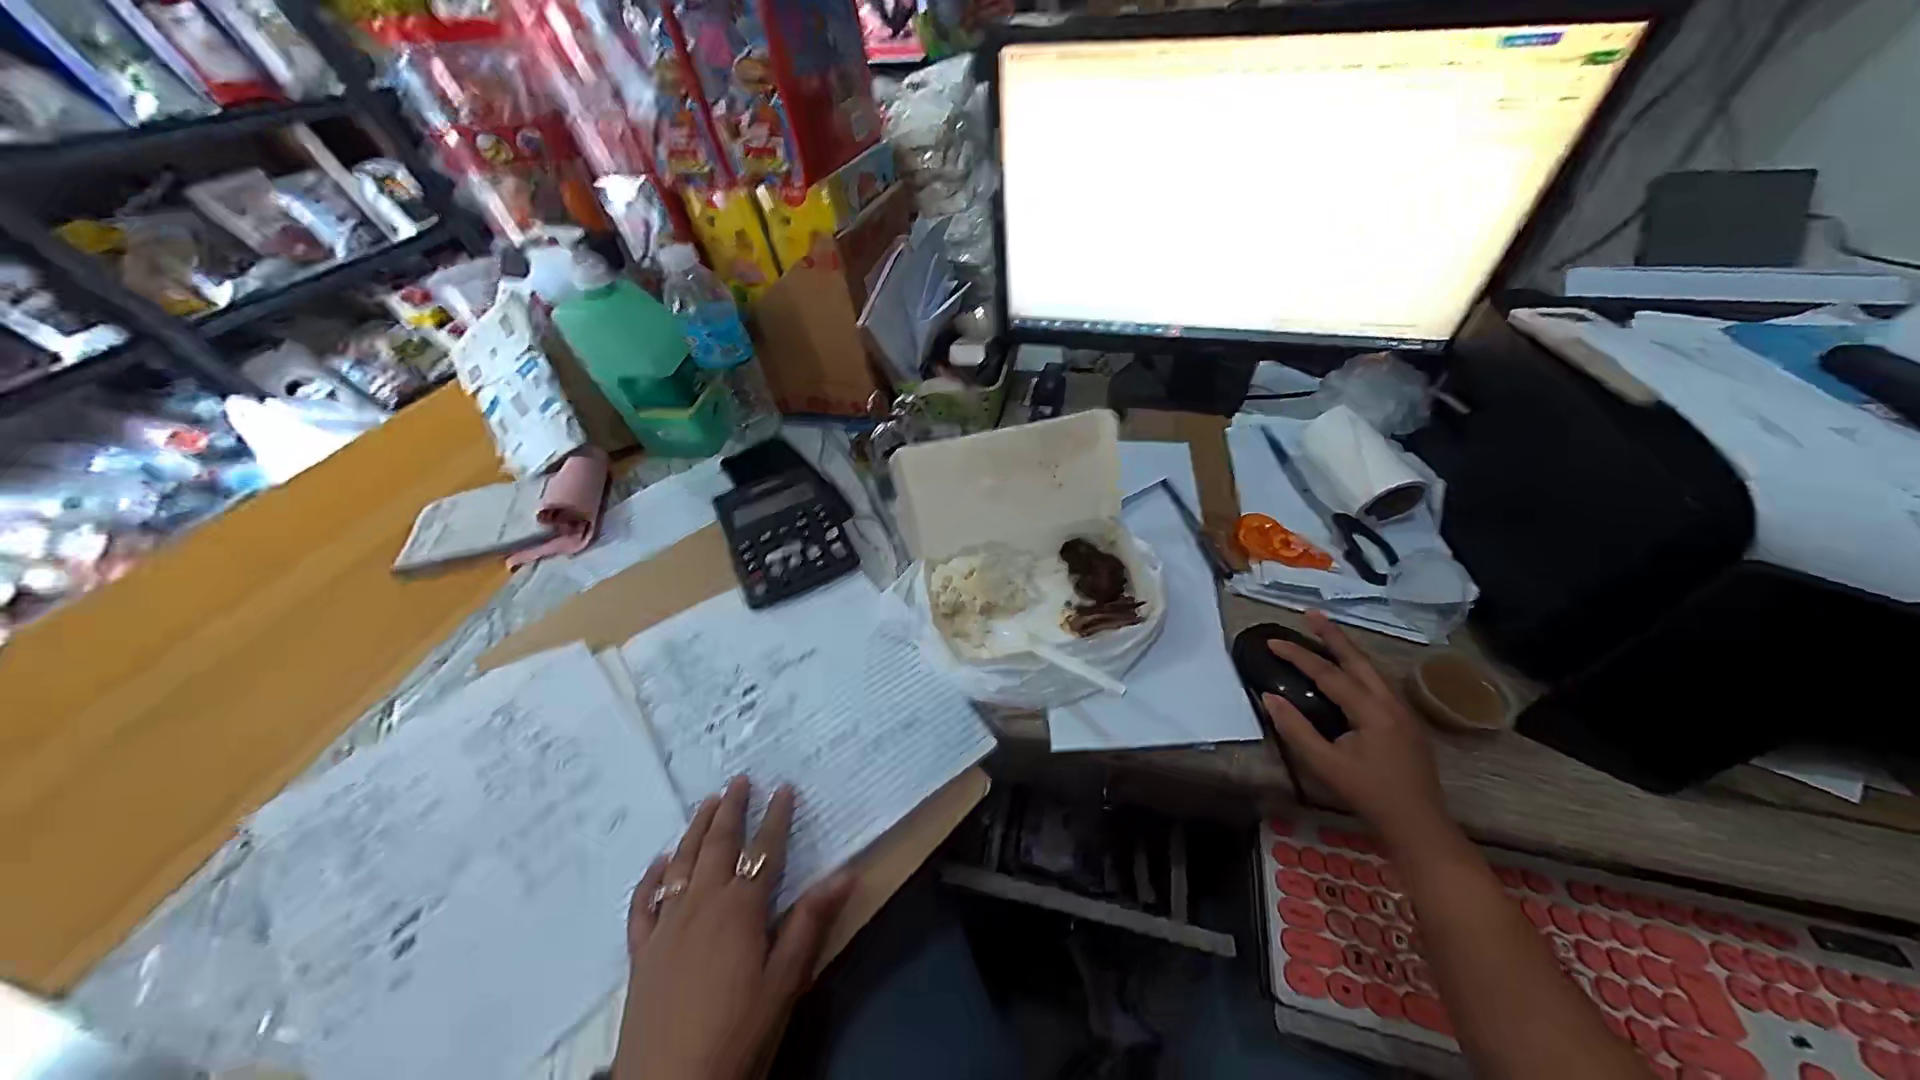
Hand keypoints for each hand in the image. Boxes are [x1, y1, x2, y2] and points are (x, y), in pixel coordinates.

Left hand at [614, 777, 853, 1079]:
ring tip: (707, 802)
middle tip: (740, 779)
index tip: (784, 788)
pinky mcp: (641, 953)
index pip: (764, 851)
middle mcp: (701, 904)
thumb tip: (847, 872)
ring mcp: (666, 927)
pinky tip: (658, 862)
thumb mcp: (786, 982)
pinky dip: (651, 877)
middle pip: (718, 845)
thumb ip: (811, 923)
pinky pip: (643, 903)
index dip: (776, 817)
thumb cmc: (740, 1034)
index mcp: (741, 909)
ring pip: (681, 863)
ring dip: (695, 829)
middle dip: (732, 809)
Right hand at [1259, 611, 1448, 847]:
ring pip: (1372, 669)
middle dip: (1333, 635)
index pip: (1328, 673)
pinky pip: (1379, 682)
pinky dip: (1359, 666)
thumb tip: (1269, 697)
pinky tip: (1351, 670)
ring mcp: (1403, 711)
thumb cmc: (1369, 794)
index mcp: (1371, 710)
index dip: (1298, 656)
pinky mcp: (1406, 722)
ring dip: (1348, 649)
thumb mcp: (1325, 764)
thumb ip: (1295, 729)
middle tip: (1311, 614)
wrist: (1419, 824)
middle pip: (1358, 659)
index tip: (1272, 643)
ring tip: (1327, 633)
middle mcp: (1391, 702)